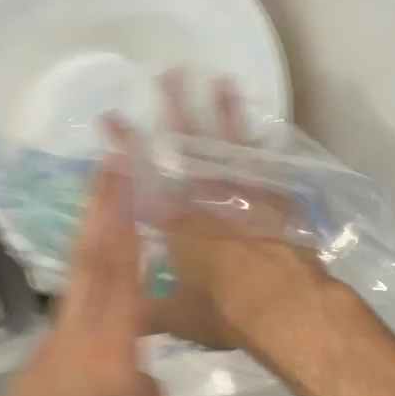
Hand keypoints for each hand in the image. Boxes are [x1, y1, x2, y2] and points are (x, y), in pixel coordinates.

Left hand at [0, 154, 177, 395]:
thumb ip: (147, 384)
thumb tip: (133, 364)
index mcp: (106, 358)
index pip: (117, 272)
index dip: (121, 216)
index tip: (124, 166)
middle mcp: (66, 348)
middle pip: (85, 268)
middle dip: (99, 211)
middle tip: (109, 158)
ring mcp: (40, 364)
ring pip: (71, 301)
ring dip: (91, 260)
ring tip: (112, 224)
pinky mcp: (28, 384)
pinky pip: (63, 338)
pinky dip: (85, 315)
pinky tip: (103, 322)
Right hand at [139, 74, 355, 351]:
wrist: (284, 306)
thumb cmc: (223, 310)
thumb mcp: (177, 319)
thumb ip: (149, 314)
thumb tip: (124, 321)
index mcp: (175, 222)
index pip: (142, 175)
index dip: (125, 146)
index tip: (110, 118)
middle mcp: (208, 197)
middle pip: (189, 145)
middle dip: (175, 107)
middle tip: (167, 74)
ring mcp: (247, 195)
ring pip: (233, 145)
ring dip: (226, 111)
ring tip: (222, 81)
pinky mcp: (280, 203)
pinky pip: (272, 167)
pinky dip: (267, 150)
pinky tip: (268, 134)